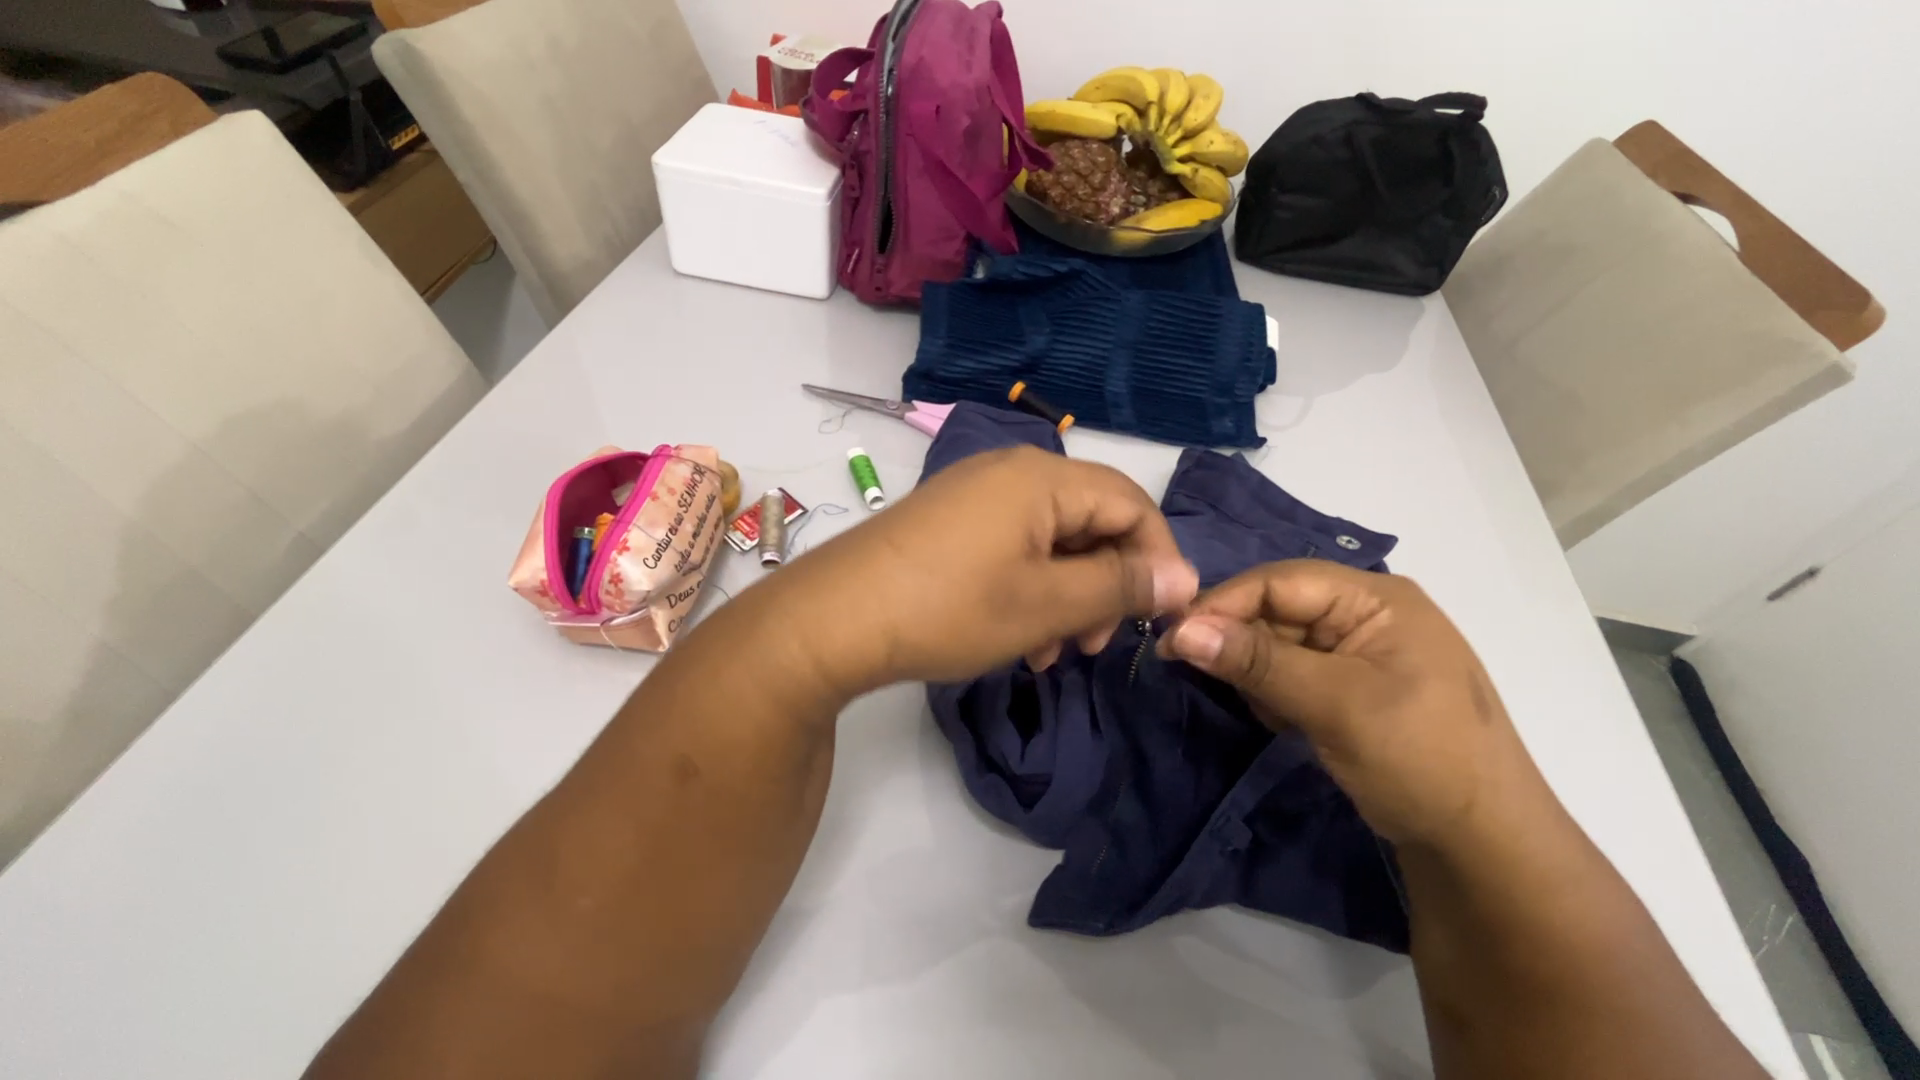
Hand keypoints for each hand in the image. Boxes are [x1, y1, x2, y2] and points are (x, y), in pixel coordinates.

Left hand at [779, 446, 1197, 693]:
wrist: (835, 619)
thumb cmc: (950, 608)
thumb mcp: (1047, 604)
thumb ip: (1120, 587)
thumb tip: (1183, 578)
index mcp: (1042, 478)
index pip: (1132, 504)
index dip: (1157, 560)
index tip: (1158, 618)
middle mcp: (1010, 473)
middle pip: (1091, 521)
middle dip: (1106, 585)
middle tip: (1096, 644)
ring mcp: (974, 495)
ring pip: (1050, 541)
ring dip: (1066, 597)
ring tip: (1051, 653)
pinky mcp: (948, 522)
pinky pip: (1011, 548)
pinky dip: (1028, 589)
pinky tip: (1018, 639)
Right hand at [1158, 560, 1545, 847]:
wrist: (1485, 844)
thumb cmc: (1419, 759)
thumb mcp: (1335, 705)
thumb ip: (1258, 662)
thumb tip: (1180, 631)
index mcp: (1377, 599)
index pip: (1280, 581)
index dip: (1222, 604)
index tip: (1173, 638)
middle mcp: (1369, 614)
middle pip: (1278, 609)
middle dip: (1238, 640)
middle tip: (1195, 674)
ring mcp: (1364, 653)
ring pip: (1281, 643)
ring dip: (1255, 671)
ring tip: (1259, 710)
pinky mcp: (1355, 688)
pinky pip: (1295, 673)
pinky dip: (1274, 692)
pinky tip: (1278, 721)